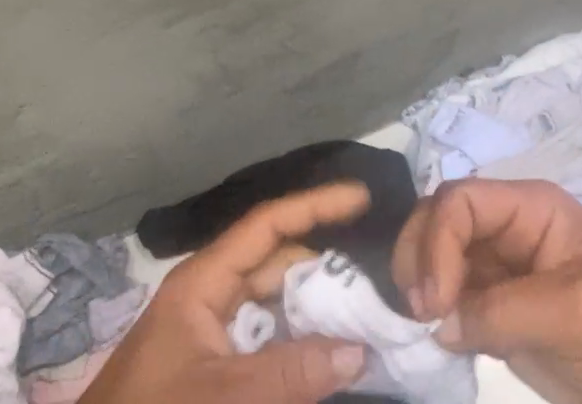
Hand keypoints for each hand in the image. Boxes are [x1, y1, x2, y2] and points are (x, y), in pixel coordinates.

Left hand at [81, 183, 371, 403]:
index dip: (316, 205)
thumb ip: (290, 373)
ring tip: (364, 317)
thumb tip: (359, 350)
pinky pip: (267, 341)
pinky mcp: (213, 366)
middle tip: (378, 283)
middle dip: (325, 269)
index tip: (363, 198)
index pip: (267, 225)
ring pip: (275, 305)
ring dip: (315, 311)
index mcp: (203, 281)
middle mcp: (210, 295)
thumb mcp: (221, 394)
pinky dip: (298, 345)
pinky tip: (328, 358)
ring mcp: (211, 332)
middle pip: (277, 265)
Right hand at [393, 179, 581, 403]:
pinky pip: (446, 297)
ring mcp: (496, 267)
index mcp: (530, 209)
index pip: (461, 201)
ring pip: (433, 255)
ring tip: (422, 326)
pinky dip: (430, 314)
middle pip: (437, 219)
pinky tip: (430, 338)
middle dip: (418, 257)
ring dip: (418, 284)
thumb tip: (439, 324)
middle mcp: (506, 228)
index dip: (437, 241)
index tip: (435, 300)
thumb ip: (503, 312)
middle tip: (419, 311)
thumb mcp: (574, 312)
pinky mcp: (491, 305)